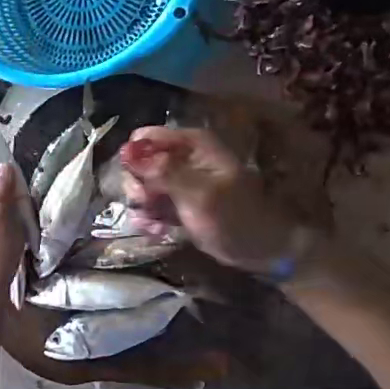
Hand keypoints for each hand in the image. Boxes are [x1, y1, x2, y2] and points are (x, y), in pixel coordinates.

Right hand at [119, 127, 307, 277]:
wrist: (263, 251)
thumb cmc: (236, 218)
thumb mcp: (199, 194)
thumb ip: (163, 172)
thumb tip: (127, 152)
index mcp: (192, 144)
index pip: (145, 137)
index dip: (134, 158)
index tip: (139, 183)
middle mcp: (182, 156)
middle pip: (138, 160)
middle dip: (138, 185)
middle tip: (148, 204)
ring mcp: (179, 179)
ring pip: (141, 183)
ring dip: (143, 205)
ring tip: (155, 224)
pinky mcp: (177, 200)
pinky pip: (150, 203)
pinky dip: (150, 217)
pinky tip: (158, 230)